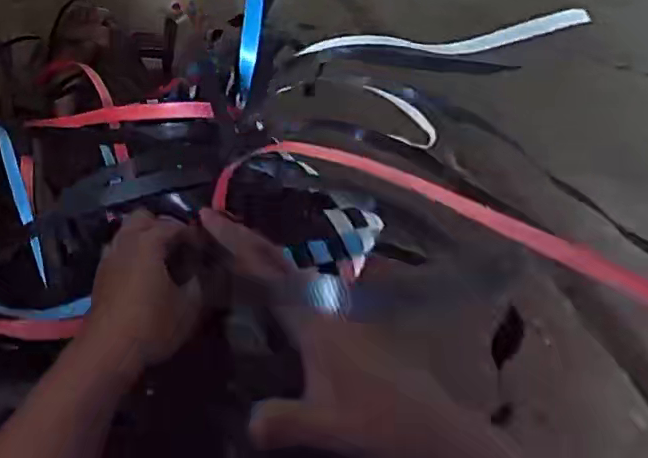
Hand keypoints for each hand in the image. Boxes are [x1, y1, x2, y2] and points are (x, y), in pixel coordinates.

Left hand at [73, 211, 204, 376]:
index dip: (191, 233)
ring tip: (165, 255)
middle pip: (144, 217)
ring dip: (146, 234)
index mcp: (147, 242)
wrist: (110, 343)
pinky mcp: (102, 266)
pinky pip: (119, 244)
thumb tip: (204, 269)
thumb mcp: (188, 307)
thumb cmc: (153, 324)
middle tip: (183, 246)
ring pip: (128, 228)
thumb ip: (199, 283)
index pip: (172, 226)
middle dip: (164, 225)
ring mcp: (110, 251)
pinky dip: (133, 246)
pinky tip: (144, 267)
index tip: (205, 245)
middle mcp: (125, 239)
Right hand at [195, 211, 520, 457]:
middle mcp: (323, 305)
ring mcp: (340, 312)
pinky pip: (306, 283)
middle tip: (214, 219)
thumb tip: (245, 423)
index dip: (233, 241)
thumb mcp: (328, 424)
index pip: (264, 269)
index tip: (205, 215)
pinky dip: (284, 271)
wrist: (442, 433)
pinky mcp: (351, 324)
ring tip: (240, 243)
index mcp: (310, 318)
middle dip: (245, 236)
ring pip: (295, 268)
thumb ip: (284, 420)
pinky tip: (282, 281)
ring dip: (265, 251)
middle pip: (278, 258)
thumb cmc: (381, 420)